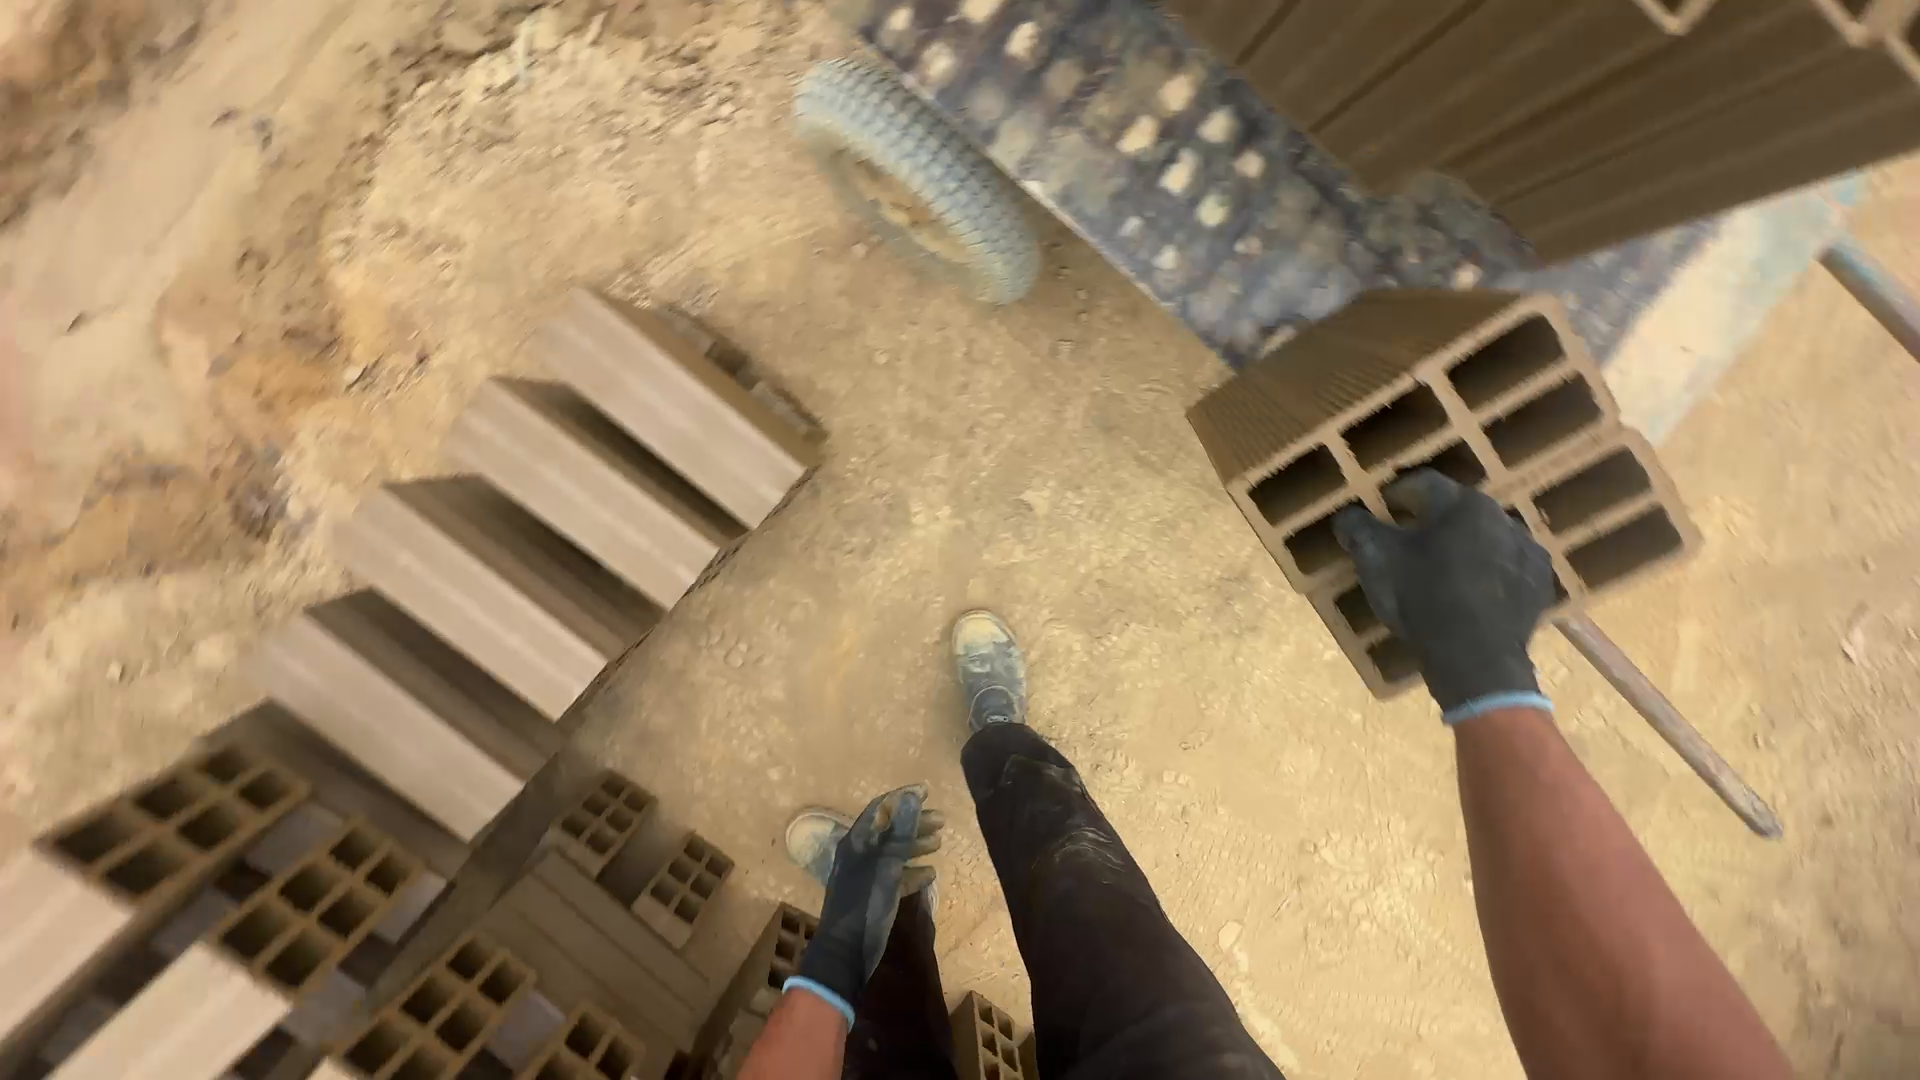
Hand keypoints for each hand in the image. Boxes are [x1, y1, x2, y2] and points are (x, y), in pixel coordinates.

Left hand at [790, 784, 943, 1018]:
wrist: (846, 952)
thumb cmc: (865, 903)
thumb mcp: (886, 865)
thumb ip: (900, 831)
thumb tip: (911, 796)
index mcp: (858, 842)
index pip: (881, 808)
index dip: (903, 797)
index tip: (926, 791)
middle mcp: (860, 854)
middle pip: (890, 829)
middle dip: (915, 822)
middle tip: (941, 821)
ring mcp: (867, 875)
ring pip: (894, 852)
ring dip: (915, 845)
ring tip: (939, 843)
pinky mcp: (874, 895)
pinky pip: (895, 876)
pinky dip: (912, 872)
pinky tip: (930, 874)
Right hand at [1333, 469, 1557, 722]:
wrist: (1473, 656)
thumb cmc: (1419, 596)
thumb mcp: (1374, 558)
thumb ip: (1357, 528)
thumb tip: (1348, 516)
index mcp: (1462, 504)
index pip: (1423, 484)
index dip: (1396, 494)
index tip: (1381, 508)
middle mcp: (1502, 517)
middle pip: (1457, 510)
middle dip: (1431, 521)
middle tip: (1406, 540)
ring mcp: (1527, 551)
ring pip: (1485, 537)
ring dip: (1462, 545)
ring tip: (1440, 568)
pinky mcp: (1539, 584)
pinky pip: (1506, 567)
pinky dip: (1487, 572)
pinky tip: (1469, 592)